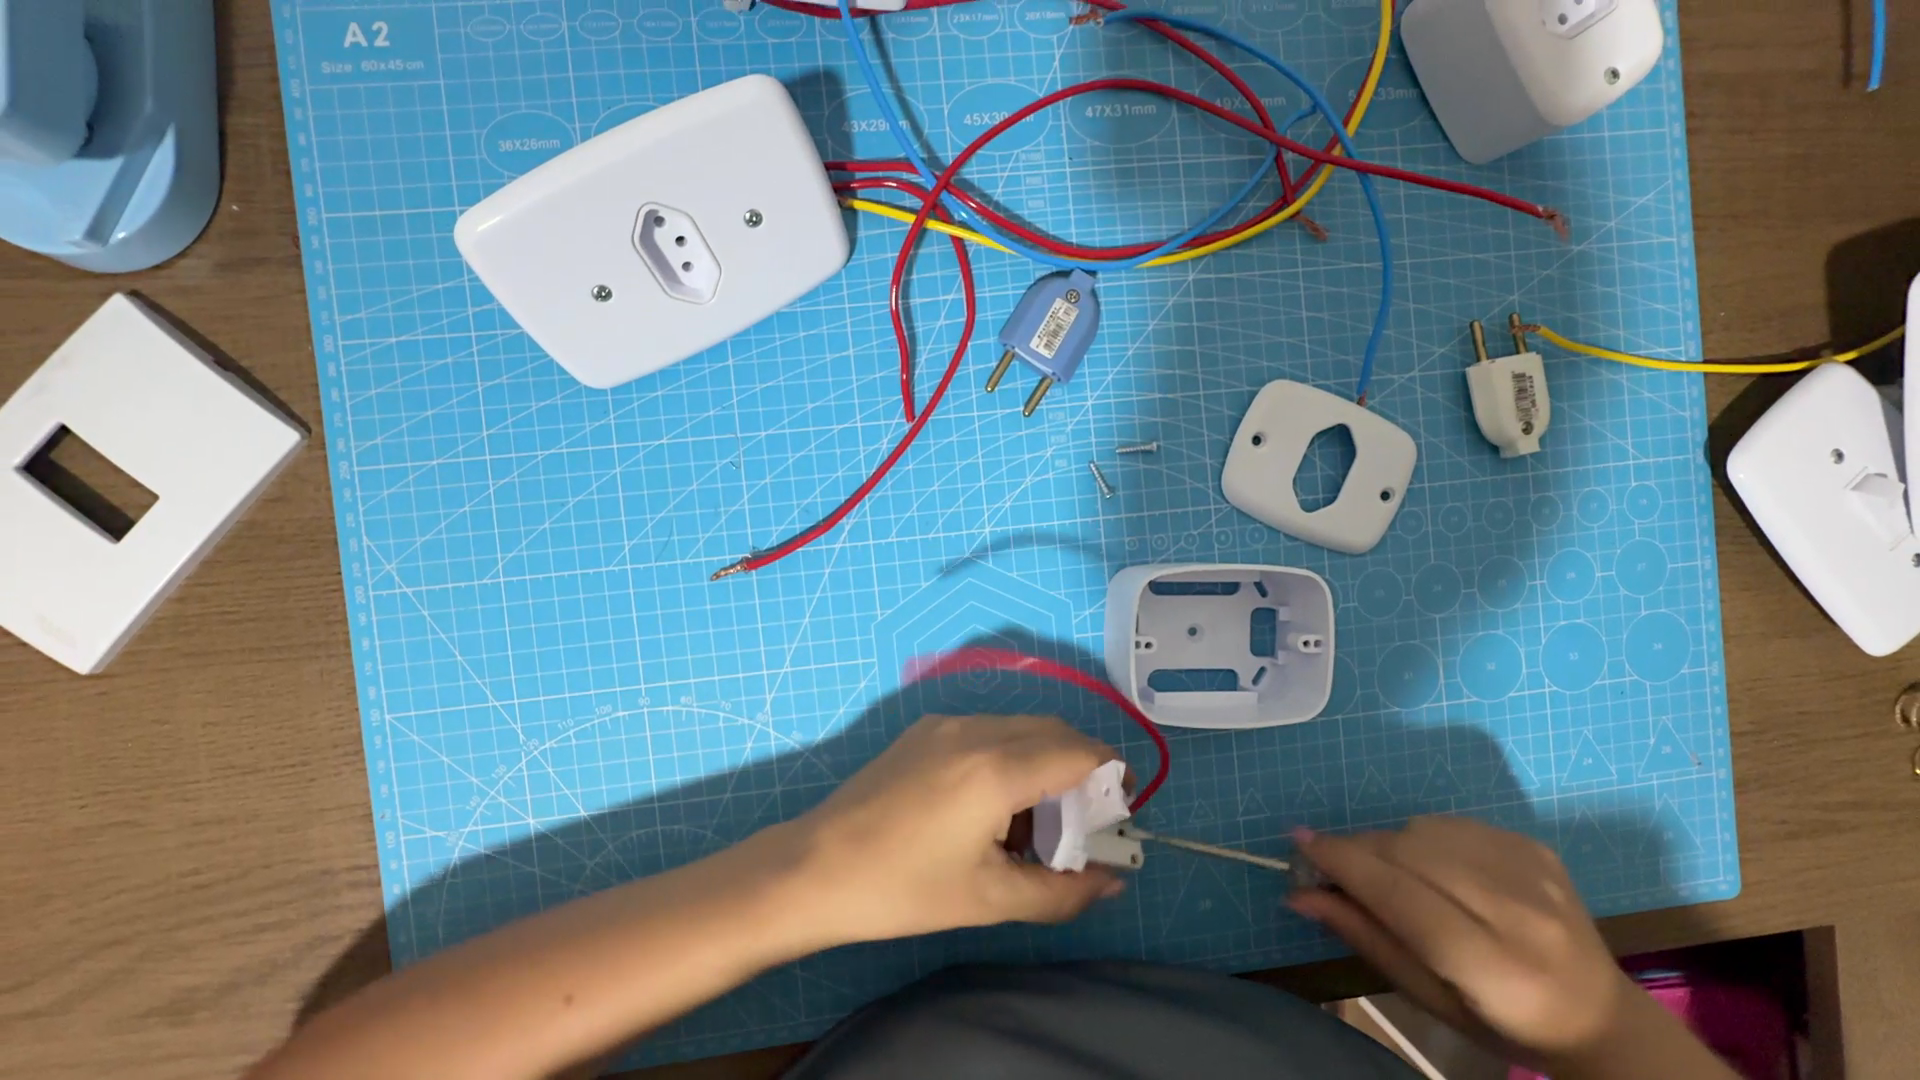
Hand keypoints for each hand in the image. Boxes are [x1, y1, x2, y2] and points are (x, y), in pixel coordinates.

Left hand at [777, 714, 1121, 947]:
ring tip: (1035, 825)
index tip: (1122, 811)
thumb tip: (1113, 880)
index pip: (1081, 751)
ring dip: (1044, 763)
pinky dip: (1009, 757)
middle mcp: (976, 730)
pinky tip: (993, 807)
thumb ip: (1062, 891)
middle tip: (1083, 824)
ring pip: (1020, 728)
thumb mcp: (990, 899)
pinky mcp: (922, 731)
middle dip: (1082, 770)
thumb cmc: (903, 889)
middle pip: (1055, 732)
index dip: (1113, 776)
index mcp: (997, 768)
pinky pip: (986, 732)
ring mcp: (945, 725)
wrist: (813, 868)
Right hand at [1289, 817, 1632, 1069]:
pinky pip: (1455, 823)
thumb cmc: (1499, 1021)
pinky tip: (1434, 866)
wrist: (1596, 1016)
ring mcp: (1533, 873)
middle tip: (1333, 864)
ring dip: (1392, 844)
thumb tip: (1301, 894)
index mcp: (1491, 966)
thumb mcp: (1426, 996)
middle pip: (1410, 853)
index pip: (1402, 897)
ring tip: (1392, 873)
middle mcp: (1518, 913)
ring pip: (1427, 830)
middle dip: (1360, 851)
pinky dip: (1426, 837)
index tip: (1299, 842)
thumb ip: (1363, 937)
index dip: (1345, 864)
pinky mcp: (1537, 846)